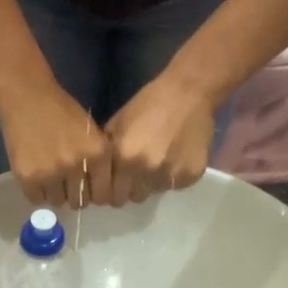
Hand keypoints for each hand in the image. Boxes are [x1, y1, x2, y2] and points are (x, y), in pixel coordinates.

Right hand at [0, 84, 111, 206]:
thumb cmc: (61, 111)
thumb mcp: (90, 132)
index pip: (100, 194)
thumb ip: (97, 160)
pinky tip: (35, 175)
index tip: (86, 189)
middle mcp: (76, 166)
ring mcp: (51, 174)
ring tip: (48, 175)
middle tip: (65, 182)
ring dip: (54, 193)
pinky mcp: (29, 178)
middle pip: (79, 202)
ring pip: (57, 202)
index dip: (92, 193)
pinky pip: (36, 200)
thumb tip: (96, 192)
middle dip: (73, 194)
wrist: (27, 96)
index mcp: (97, 154)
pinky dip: (36, 191)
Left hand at [104, 75, 215, 205]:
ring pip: (154, 192)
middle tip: (139, 170)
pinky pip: (175, 186)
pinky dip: (174, 176)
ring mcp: (170, 174)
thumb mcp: (118, 124)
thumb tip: (96, 178)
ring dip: (153, 182)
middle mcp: (146, 170)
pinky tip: (176, 157)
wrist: (189, 90)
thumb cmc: (149, 103)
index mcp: (124, 158)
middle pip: (133, 197)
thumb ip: (107, 155)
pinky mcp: (190, 175)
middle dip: (132, 187)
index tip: (117, 182)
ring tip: (158, 159)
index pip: (112, 196)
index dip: (113, 189)